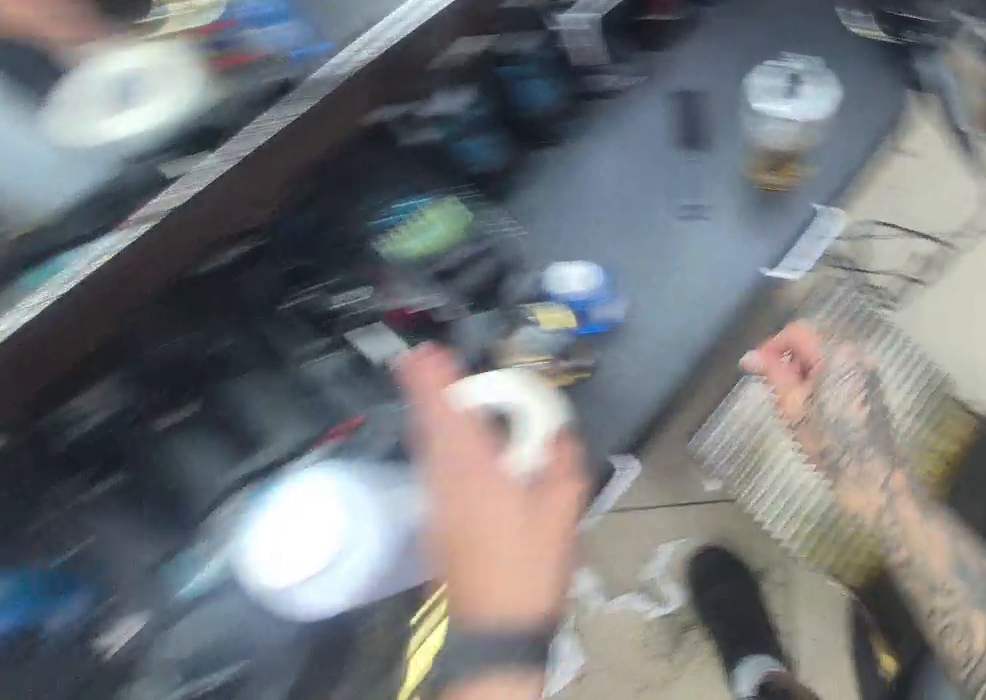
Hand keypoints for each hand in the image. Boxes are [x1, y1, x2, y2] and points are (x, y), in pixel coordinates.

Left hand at [397, 345, 589, 630]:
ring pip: (426, 449)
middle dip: (424, 391)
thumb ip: (561, 462)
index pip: (449, 417)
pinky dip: (435, 442)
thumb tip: (557, 432)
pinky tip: (450, 442)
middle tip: (421, 359)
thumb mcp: (563, 509)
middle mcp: (446, 485)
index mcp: (476, 474)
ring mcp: (436, 508)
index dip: (434, 384)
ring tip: (433, 389)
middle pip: (429, 429)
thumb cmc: (531, 566)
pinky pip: (431, 468)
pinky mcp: (437, 527)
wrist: (496, 632)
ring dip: (428, 415)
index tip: (425, 354)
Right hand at [741, 322, 905, 525]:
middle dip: (790, 355)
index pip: (798, 331)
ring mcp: (866, 365)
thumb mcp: (793, 405)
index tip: (757, 364)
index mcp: (837, 352)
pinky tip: (812, 399)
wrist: (870, 471)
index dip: (773, 344)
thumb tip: (748, 356)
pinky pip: (839, 364)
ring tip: (793, 395)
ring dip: (805, 364)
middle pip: (814, 337)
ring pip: (826, 351)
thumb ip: (772, 373)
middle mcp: (856, 350)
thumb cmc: (829, 439)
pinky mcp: (870, 380)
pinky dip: (821, 373)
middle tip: (774, 382)